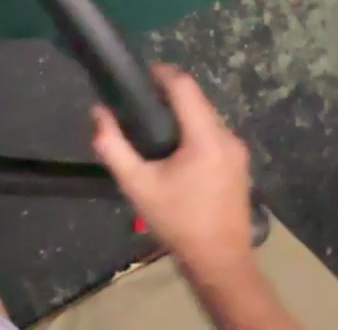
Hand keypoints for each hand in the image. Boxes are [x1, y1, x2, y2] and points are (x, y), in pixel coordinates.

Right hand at [92, 65, 254, 274]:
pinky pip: (213, 131)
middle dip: (168, 93)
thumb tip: (98, 112)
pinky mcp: (240, 164)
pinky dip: (193, 127)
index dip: (161, 73)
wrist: (221, 264)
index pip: (185, 87)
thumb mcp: (136, 184)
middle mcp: (227, 139)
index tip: (138, 75)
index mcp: (205, 140)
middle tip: (137, 101)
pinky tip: (173, 146)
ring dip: (181, 110)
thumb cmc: (178, 221)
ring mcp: (238, 152)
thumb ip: (113, 145)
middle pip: (196, 98)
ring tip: (151, 122)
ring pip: (206, 114)